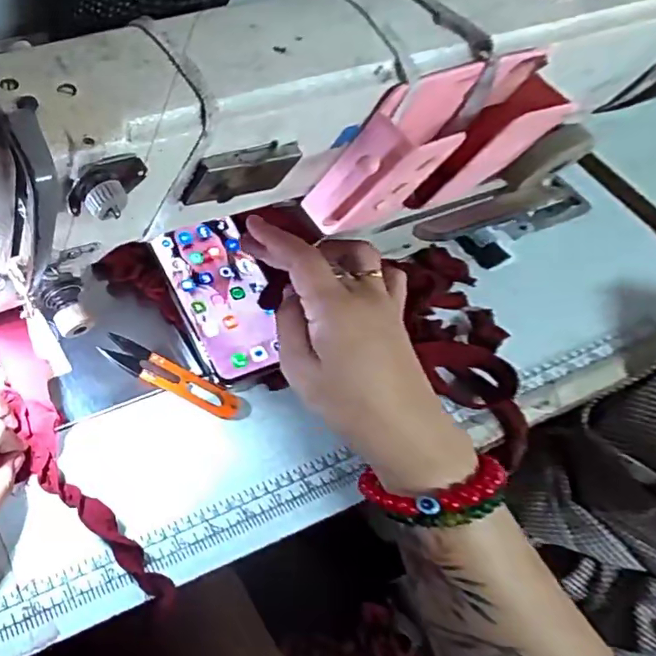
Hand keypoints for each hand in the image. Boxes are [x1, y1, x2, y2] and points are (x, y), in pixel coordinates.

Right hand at [244, 215, 476, 494]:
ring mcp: (385, 300)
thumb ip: (289, 325)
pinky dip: (362, 268)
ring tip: (308, 266)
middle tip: (266, 252)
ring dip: (331, 251)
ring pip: (360, 255)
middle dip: (294, 246)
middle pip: (328, 251)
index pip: (301, 257)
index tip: (252, 227)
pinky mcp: (396, 313)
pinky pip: (383, 274)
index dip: (274, 239)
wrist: (403, 428)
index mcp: (334, 304)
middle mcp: (363, 292)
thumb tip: (291, 298)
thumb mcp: (299, 369)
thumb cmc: (346, 404)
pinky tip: (350, 283)